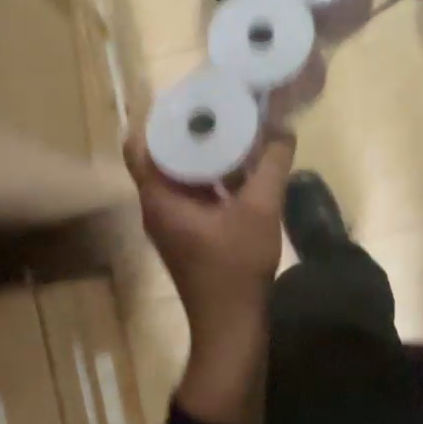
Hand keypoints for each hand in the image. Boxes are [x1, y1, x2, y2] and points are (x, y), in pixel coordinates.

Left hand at [123, 129, 295, 423]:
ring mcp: (173, 221)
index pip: (139, 147)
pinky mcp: (190, 233)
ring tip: (232, 125)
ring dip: (202, 152)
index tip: (187, 97)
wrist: (232, 326)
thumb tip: (283, 130)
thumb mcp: (260, 209)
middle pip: (161, 156)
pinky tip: (242, 163)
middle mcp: (158, 206)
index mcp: (160, 198)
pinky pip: (194, 191)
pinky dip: (212, 174)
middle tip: (217, 103)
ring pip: (180, 175)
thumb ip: (272, 166)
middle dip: (187, 129)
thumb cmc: (235, 267)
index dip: (157, 118)